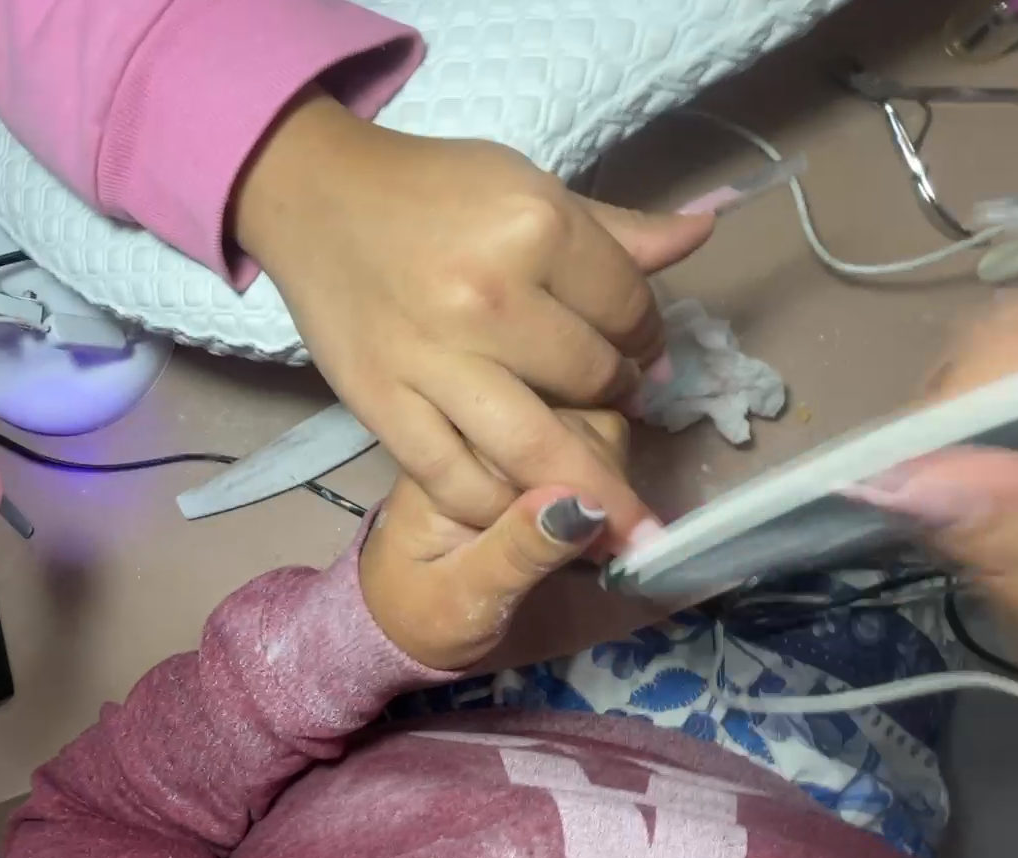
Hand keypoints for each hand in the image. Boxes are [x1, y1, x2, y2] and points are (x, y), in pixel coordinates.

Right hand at [235, 90, 711, 548]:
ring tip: (604, 502)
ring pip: (531, 449)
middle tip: (621, 413)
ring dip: (581, 483)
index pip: (627, 307)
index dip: (648, 338)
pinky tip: (522, 511)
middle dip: (620, 405)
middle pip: (591, 381)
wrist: (317, 203)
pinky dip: (495, 505)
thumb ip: (612, 229)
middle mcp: (488, 301)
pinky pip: (451, 477)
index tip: (638, 351)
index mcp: (536, 229)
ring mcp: (431, 363)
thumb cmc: (424, 190)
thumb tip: (700, 237)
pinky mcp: (382, 407)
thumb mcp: (526, 186)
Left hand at [361, 410, 626, 670]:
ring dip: (607, 484)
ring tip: (594, 541)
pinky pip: (579, 448)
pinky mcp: (515, 457)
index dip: (595, 485)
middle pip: (574, 421)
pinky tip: (587, 524)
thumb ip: (519, 552)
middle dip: (605, 486)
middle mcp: (473, 433)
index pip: (540, 437)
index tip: (623, 544)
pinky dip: (599, 484)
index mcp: (446, 460)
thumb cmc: (422, 614)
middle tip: (606, 549)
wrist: (395, 618)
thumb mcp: (465, 596)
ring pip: (587, 430)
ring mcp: (496, 440)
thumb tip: (585, 503)